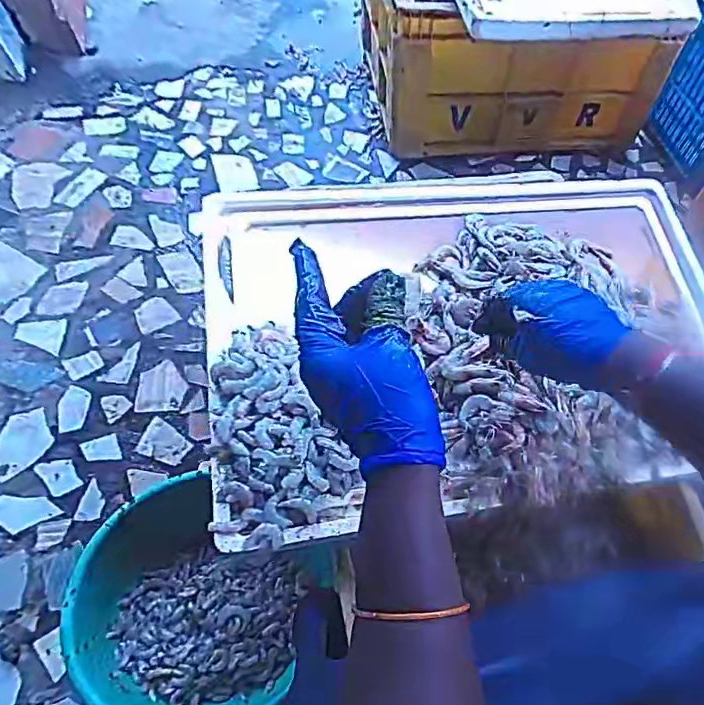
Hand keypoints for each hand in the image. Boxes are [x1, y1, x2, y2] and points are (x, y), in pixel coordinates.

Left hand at [290, 240, 444, 474]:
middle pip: (330, 317)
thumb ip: (383, 310)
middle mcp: (320, 366)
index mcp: (318, 353)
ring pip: (346, 334)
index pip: (309, 303)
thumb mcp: (389, 345)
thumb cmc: (391, 403)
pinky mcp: (353, 389)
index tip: (301, 251)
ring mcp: (336, 380)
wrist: (402, 454)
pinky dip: (371, 334)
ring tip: (391, 298)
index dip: (308, 274)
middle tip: (381, 280)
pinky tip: (391, 325)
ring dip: (366, 314)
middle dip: (355, 295)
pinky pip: (357, 352)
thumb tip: (384, 286)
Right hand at [476, 279, 632, 386]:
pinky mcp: (582, 300)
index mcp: (529, 297)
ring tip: (520, 334)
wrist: (615, 357)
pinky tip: (542, 331)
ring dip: (524, 314)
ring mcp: (567, 291)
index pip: (498, 302)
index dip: (486, 318)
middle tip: (497, 333)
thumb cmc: (567, 356)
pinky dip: (542, 315)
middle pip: (517, 298)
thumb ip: (506, 341)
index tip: (480, 330)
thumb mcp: (527, 354)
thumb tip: (494, 336)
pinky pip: (552, 304)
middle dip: (505, 315)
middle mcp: (547, 287)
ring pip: (536, 300)